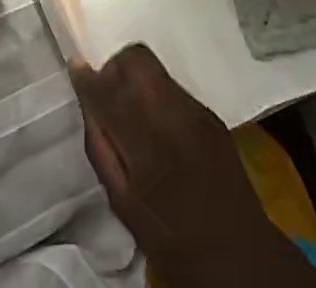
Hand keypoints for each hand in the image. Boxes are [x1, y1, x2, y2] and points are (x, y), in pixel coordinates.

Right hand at [72, 45, 315, 286]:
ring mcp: (198, 114)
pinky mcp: (212, 117)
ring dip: (136, 80)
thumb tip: (87, 106)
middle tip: (109, 95)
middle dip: (115, 68)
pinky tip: (158, 124)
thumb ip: (100, 148)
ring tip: (133, 111)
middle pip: (136, 60)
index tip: (75, 67)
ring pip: (155, 68)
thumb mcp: (121, 201)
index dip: (87, 75)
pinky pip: (173, 87)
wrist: (240, 255)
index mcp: (146, 145)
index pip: (108, 92)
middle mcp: (174, 118)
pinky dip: (157, 94)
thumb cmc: (171, 236)